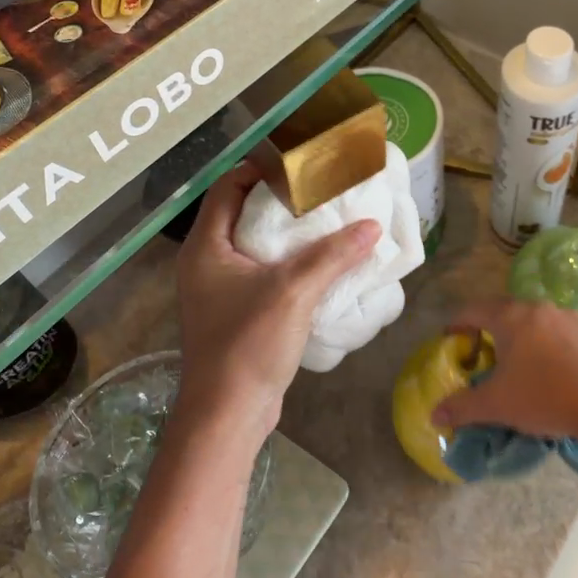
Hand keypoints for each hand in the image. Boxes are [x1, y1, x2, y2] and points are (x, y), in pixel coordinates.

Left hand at [174, 162, 378, 437]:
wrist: (228, 415)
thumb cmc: (248, 344)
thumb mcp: (294, 291)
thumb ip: (333, 255)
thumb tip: (372, 227)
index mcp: (205, 247)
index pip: (227, 186)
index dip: (261, 168)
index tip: (301, 163)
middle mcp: (206, 263)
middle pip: (241, 214)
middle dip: (282, 200)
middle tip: (322, 190)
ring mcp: (218, 291)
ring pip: (254, 247)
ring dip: (288, 235)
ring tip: (328, 222)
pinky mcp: (236, 314)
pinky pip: (263, 275)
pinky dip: (289, 264)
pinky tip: (322, 266)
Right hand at [432, 299, 577, 443]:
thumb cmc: (544, 398)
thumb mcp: (496, 406)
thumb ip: (462, 407)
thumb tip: (434, 415)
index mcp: (512, 318)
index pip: (474, 310)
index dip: (458, 323)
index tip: (450, 338)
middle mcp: (540, 309)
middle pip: (506, 312)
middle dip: (491, 329)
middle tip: (483, 353)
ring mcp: (571, 318)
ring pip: (538, 322)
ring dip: (524, 337)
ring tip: (521, 364)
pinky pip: (563, 334)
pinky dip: (552, 347)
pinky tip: (556, 372)